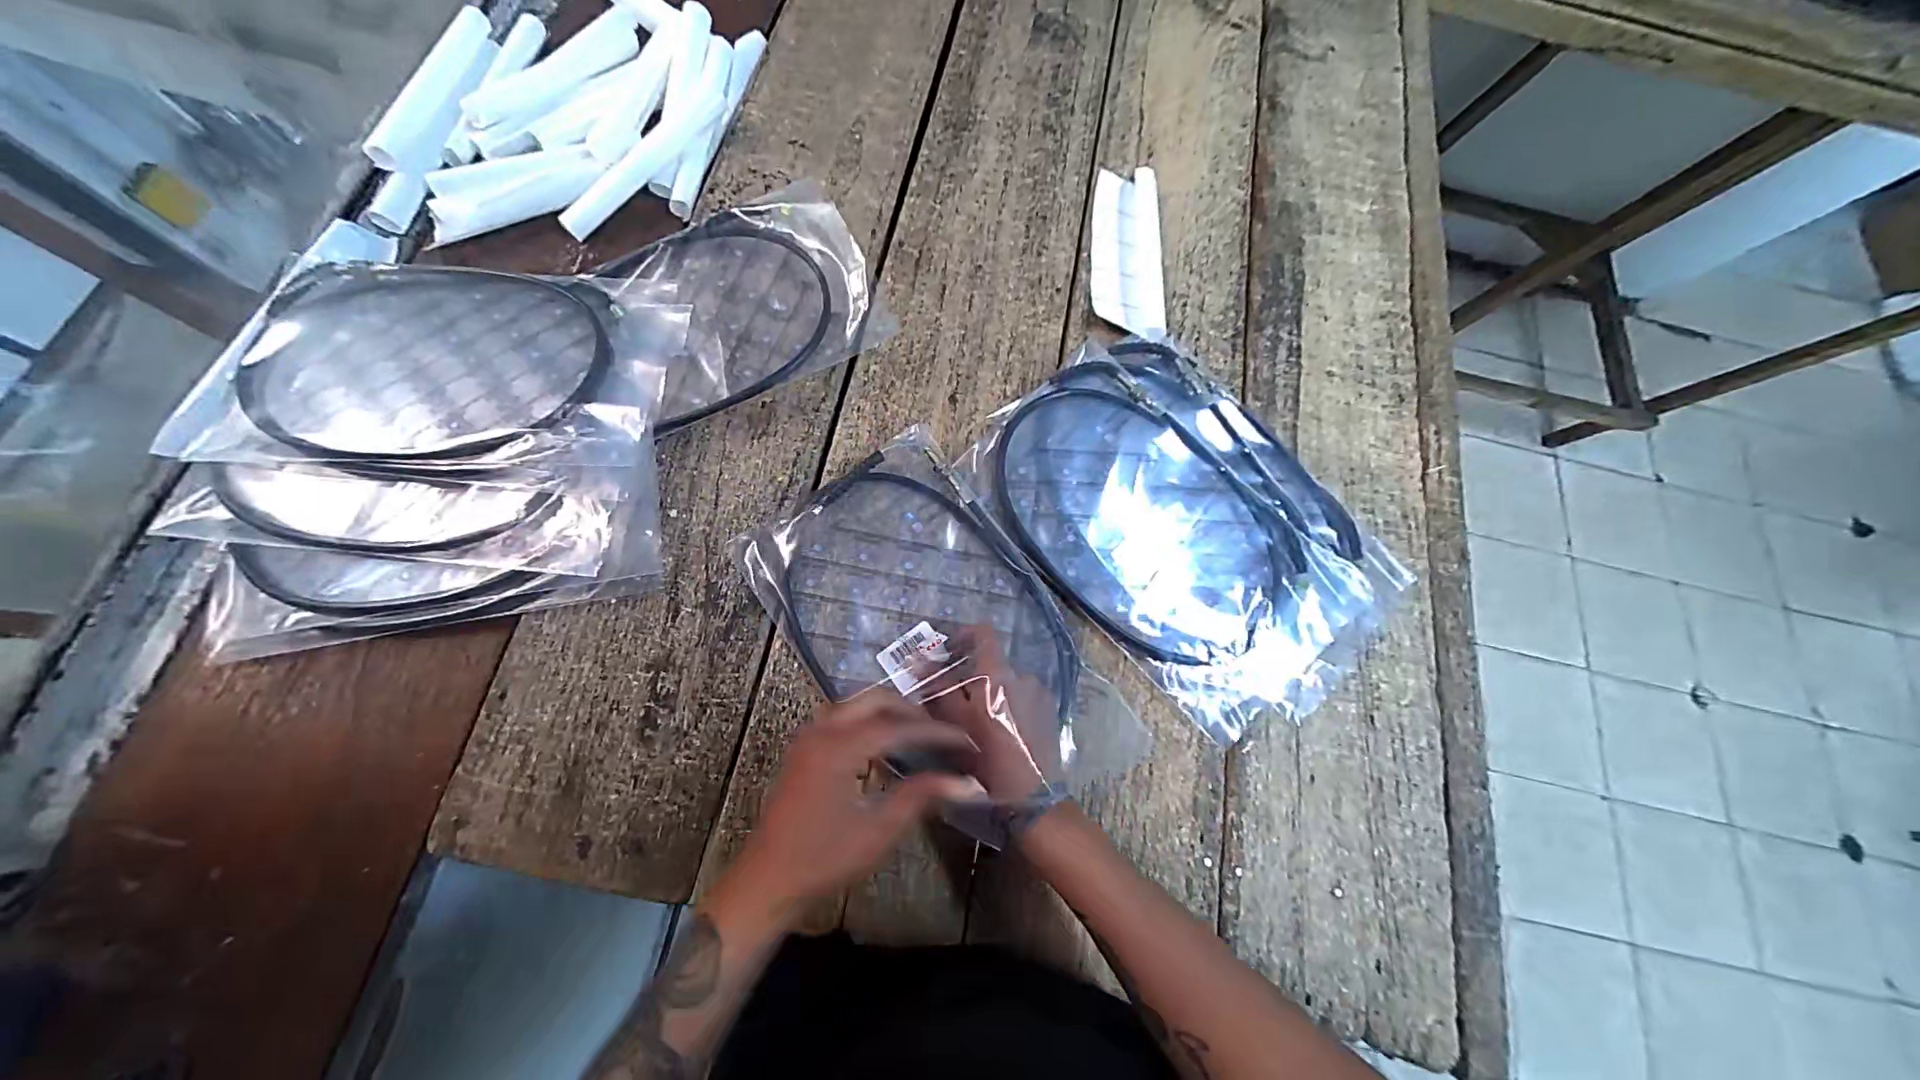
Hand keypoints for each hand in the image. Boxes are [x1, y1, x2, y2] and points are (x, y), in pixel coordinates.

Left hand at [720, 691, 982, 928]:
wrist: (768, 880)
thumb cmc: (824, 860)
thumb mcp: (879, 830)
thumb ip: (921, 797)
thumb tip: (967, 784)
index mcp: (839, 748)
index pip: (897, 726)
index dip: (935, 732)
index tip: (965, 741)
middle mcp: (821, 731)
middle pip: (875, 700)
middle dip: (912, 710)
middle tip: (942, 731)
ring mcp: (809, 737)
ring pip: (856, 704)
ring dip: (889, 711)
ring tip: (920, 732)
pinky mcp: (804, 748)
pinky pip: (842, 716)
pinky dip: (869, 719)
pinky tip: (886, 742)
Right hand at [915, 625, 1061, 802]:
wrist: (1032, 799)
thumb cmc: (987, 760)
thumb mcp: (954, 724)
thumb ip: (937, 688)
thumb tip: (917, 660)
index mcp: (999, 675)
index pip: (983, 634)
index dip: (963, 635)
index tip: (948, 651)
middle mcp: (1023, 676)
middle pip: (992, 663)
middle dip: (971, 677)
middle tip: (953, 702)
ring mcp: (1040, 693)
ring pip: (1006, 683)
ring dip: (990, 693)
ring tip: (978, 723)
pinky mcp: (1049, 710)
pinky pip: (1022, 697)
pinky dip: (1008, 705)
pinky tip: (1001, 732)